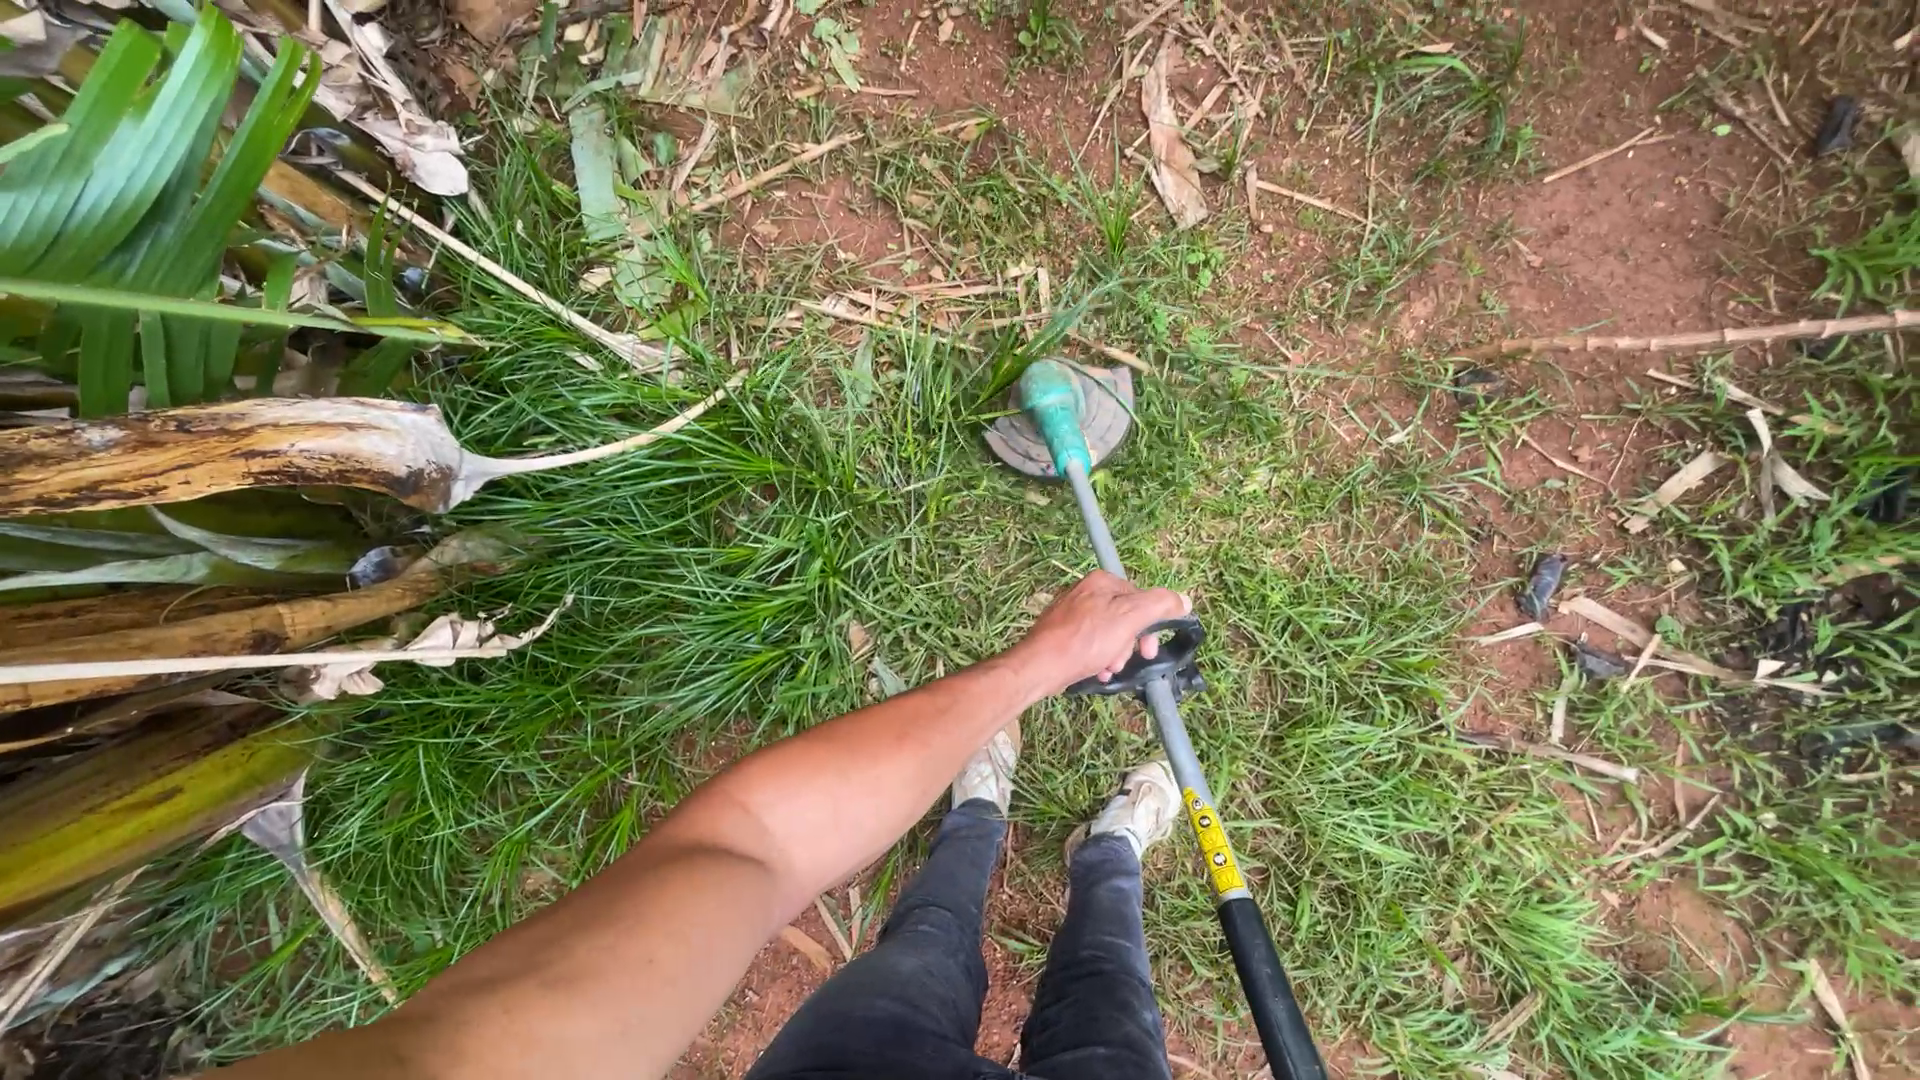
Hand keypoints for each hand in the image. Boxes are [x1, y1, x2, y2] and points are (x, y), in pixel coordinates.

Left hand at [1015, 570, 1191, 693]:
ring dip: (1114, 654)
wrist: (1041, 664)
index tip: (1149, 650)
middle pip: (1124, 617)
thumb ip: (1159, 605)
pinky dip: (1096, 658)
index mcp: (1102, 581)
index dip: (1150, 626)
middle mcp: (1084, 590)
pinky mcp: (1060, 632)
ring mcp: (1070, 611)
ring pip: (1107, 633)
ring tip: (1107, 669)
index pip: (1141, 599)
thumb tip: (1184, 599)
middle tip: (1124, 662)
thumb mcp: (1130, 618)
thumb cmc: (1086, 640)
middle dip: (1129, 644)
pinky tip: (1095, 671)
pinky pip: (1089, 643)